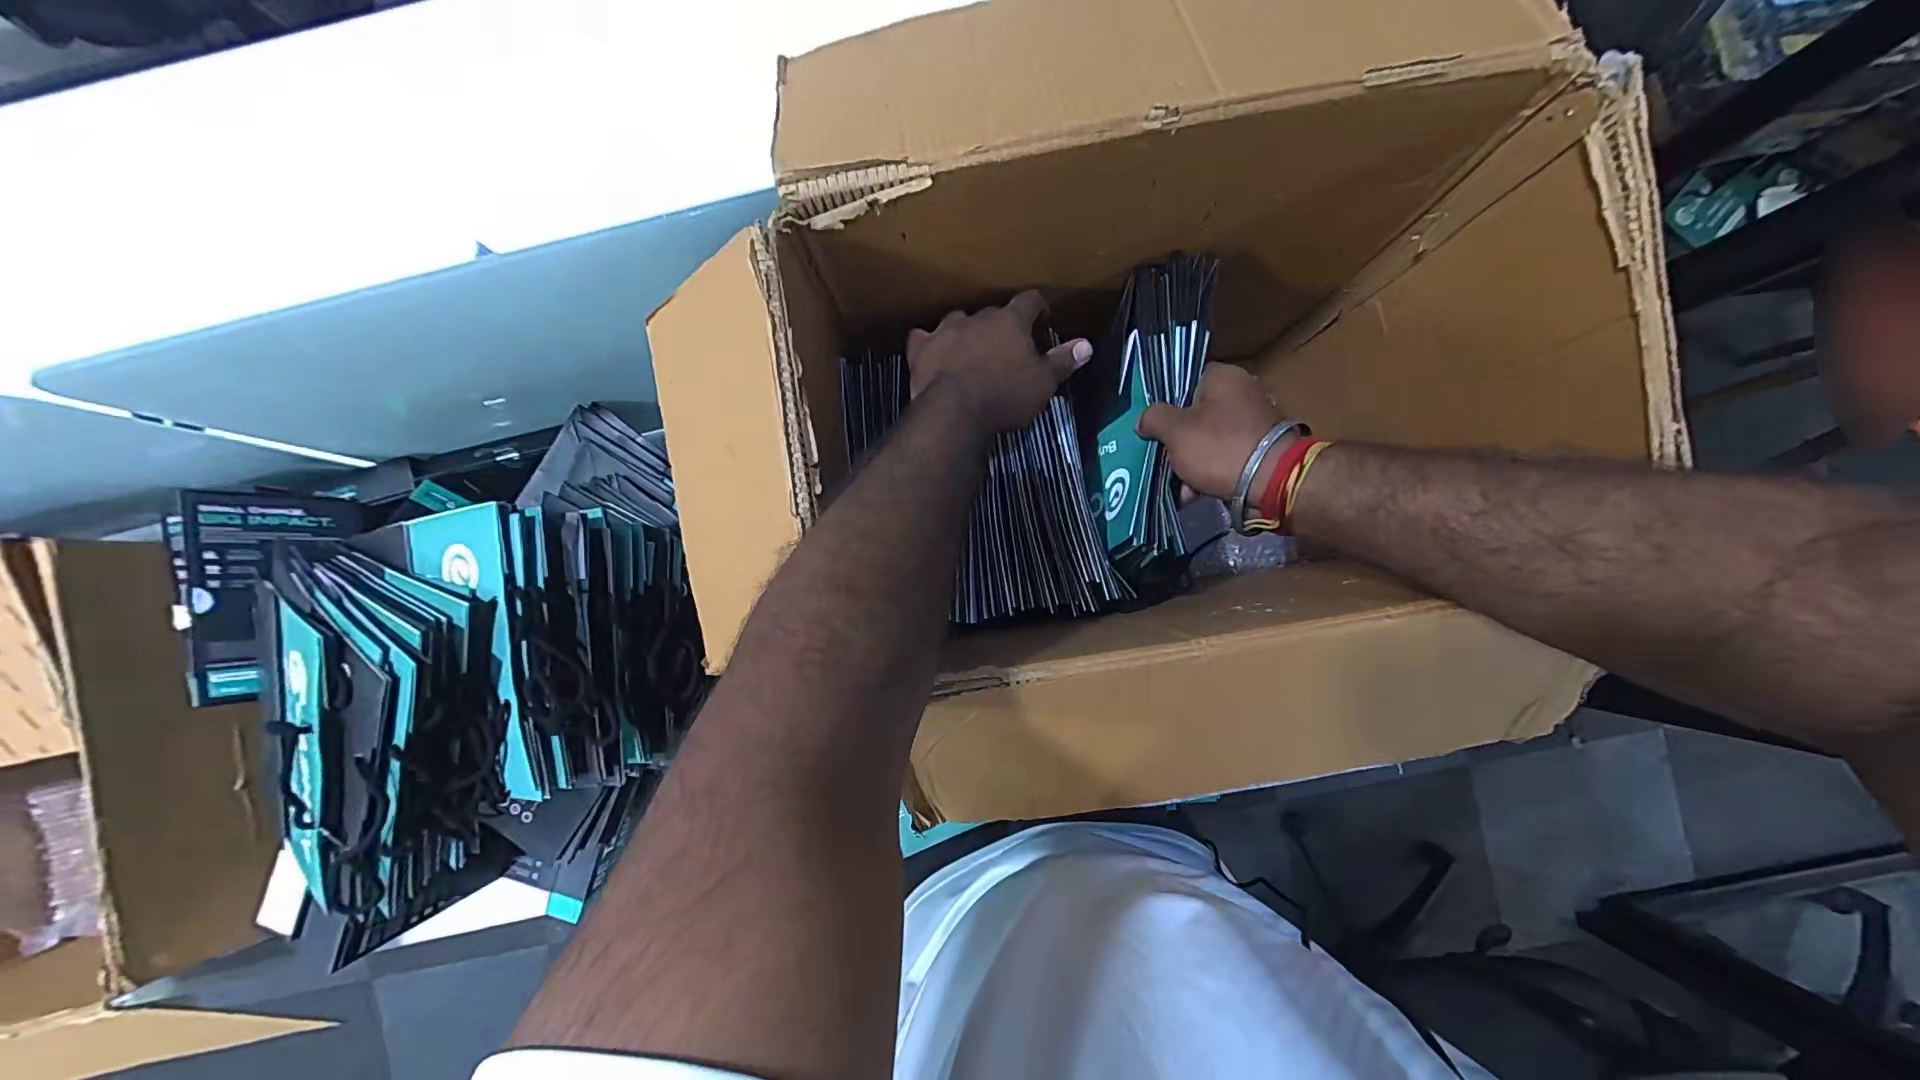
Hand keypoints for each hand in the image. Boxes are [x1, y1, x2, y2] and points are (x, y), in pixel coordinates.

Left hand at [907, 290, 1092, 433]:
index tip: (1042, 319)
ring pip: (958, 320)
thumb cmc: (1005, 397)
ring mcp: (945, 331)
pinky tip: (931, 350)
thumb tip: (1087, 344)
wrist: (955, 412)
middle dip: (1001, 326)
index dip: (1038, 308)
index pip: (1029, 300)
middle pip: (993, 312)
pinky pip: (922, 337)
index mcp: (1010, 321)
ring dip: (966, 331)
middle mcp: (977, 318)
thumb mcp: (1043, 383)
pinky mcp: (921, 349)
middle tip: (1008, 347)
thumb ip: (1062, 361)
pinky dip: (929, 343)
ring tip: (971, 349)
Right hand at [1136, 364, 1290, 500]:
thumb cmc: (1219, 447)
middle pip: (1194, 413)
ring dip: (1189, 460)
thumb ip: (1153, 418)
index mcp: (1223, 377)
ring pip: (1207, 438)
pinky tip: (1192, 492)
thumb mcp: (1175, 430)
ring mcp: (1253, 422)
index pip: (1184, 379)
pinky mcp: (1259, 449)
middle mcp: (1242, 392)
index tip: (1151, 425)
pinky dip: (1208, 471)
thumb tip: (1144, 418)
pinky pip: (1223, 456)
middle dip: (1175, 439)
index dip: (1164, 402)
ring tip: (1174, 482)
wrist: (1272, 482)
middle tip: (1159, 456)